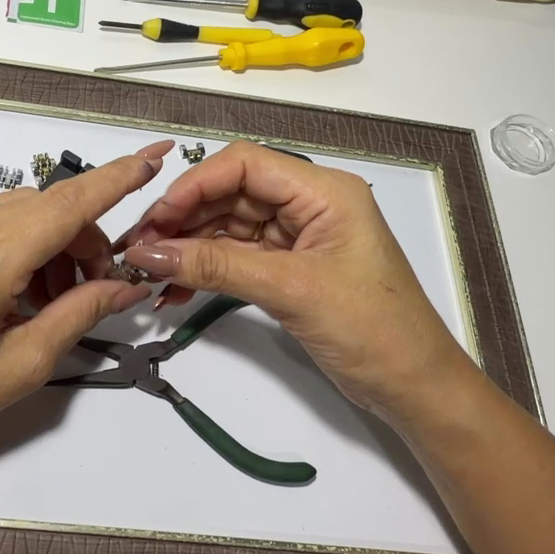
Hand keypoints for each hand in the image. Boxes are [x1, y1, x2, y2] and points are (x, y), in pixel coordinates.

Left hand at [0, 140, 173, 469]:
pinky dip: (23, 244)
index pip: (64, 206)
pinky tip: (24, 289)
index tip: (153, 158)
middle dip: (86, 236)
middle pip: (47, 207)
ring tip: (56, 298)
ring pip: (21, 211)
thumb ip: (80, 313)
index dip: (114, 180)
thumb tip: (128, 284)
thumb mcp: (21, 366)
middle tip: (100, 284)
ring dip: (55, 241)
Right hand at [119, 141, 475, 421]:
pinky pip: (235, 258)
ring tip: (149, 273)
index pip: (243, 165)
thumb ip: (217, 266)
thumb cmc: (374, 330)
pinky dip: (205, 271)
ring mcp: (297, 238)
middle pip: (229, 194)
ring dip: (188, 249)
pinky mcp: (289, 269)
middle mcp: (308, 205)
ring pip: (227, 227)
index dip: (194, 185)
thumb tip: (150, 252)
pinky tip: (176, 291)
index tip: (156, 219)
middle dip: (183, 219)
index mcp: (323, 191)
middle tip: (140, 250)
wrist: (414, 389)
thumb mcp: (290, 290)